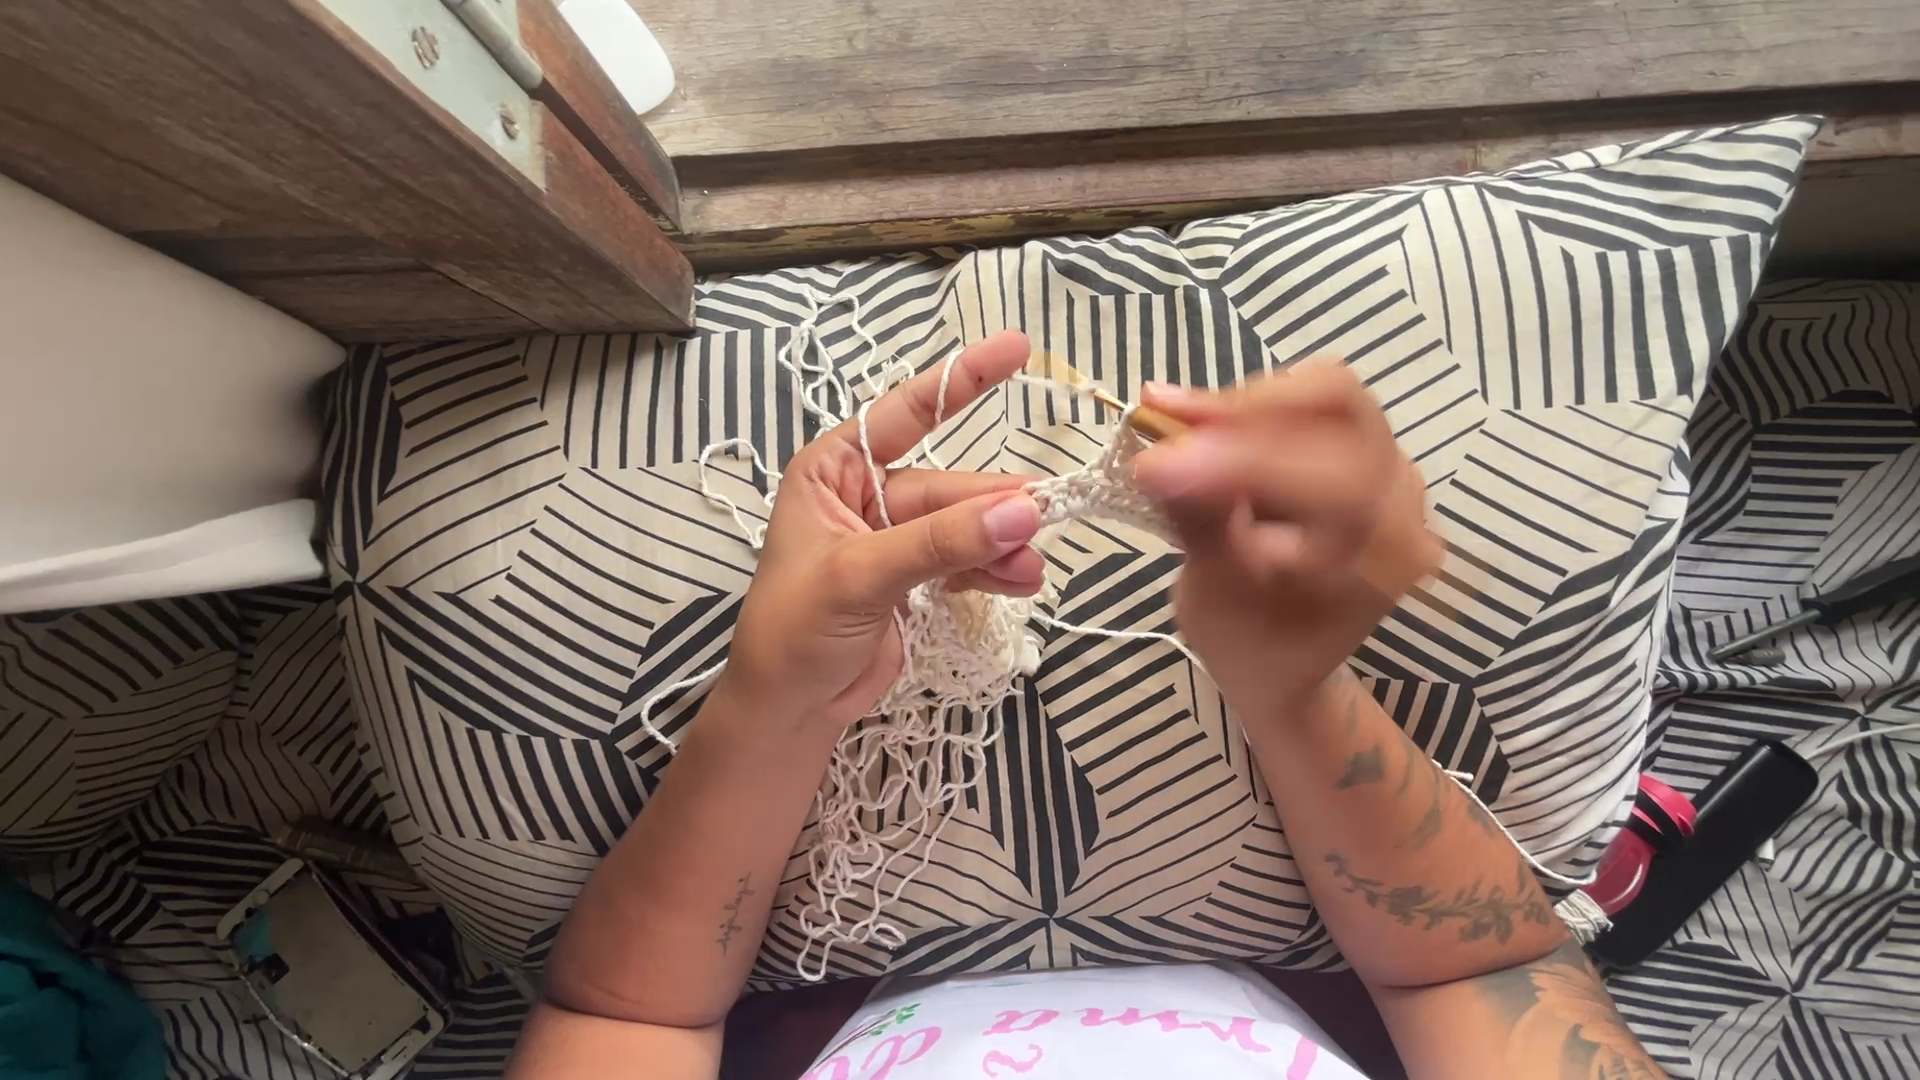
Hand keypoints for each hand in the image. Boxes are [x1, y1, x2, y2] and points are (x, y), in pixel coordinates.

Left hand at [719, 330, 1045, 730]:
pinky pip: (964, 561)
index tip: (1018, 348)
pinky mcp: (914, 578)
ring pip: (963, 527)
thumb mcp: (860, 576)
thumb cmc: (795, 629)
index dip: (962, 380)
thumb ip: (938, 542)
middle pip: (947, 486)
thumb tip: (1021, 511)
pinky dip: (991, 570)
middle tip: (1041, 520)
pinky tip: (1019, 581)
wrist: (789, 708)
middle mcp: (867, 494)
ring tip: (1030, 570)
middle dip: (992, 508)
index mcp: (835, 470)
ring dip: (1000, 545)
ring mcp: (894, 538)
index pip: (905, 412)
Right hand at [1132, 360, 1442, 719]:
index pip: (1326, 477)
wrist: (1285, 667)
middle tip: (1167, 416)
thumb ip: (1200, 520)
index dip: (1236, 460)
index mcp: (1381, 553)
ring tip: (1177, 418)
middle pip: (1337, 408)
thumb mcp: (1217, 593)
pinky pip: (1313, 413)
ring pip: (1324, 398)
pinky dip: (1251, 413)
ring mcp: (1389, 474)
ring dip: (1242, 405)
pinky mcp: (1362, 461)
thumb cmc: (1251, 643)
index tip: (1157, 461)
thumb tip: (1156, 458)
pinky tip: (1202, 423)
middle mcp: (1404, 501)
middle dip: (1243, 408)